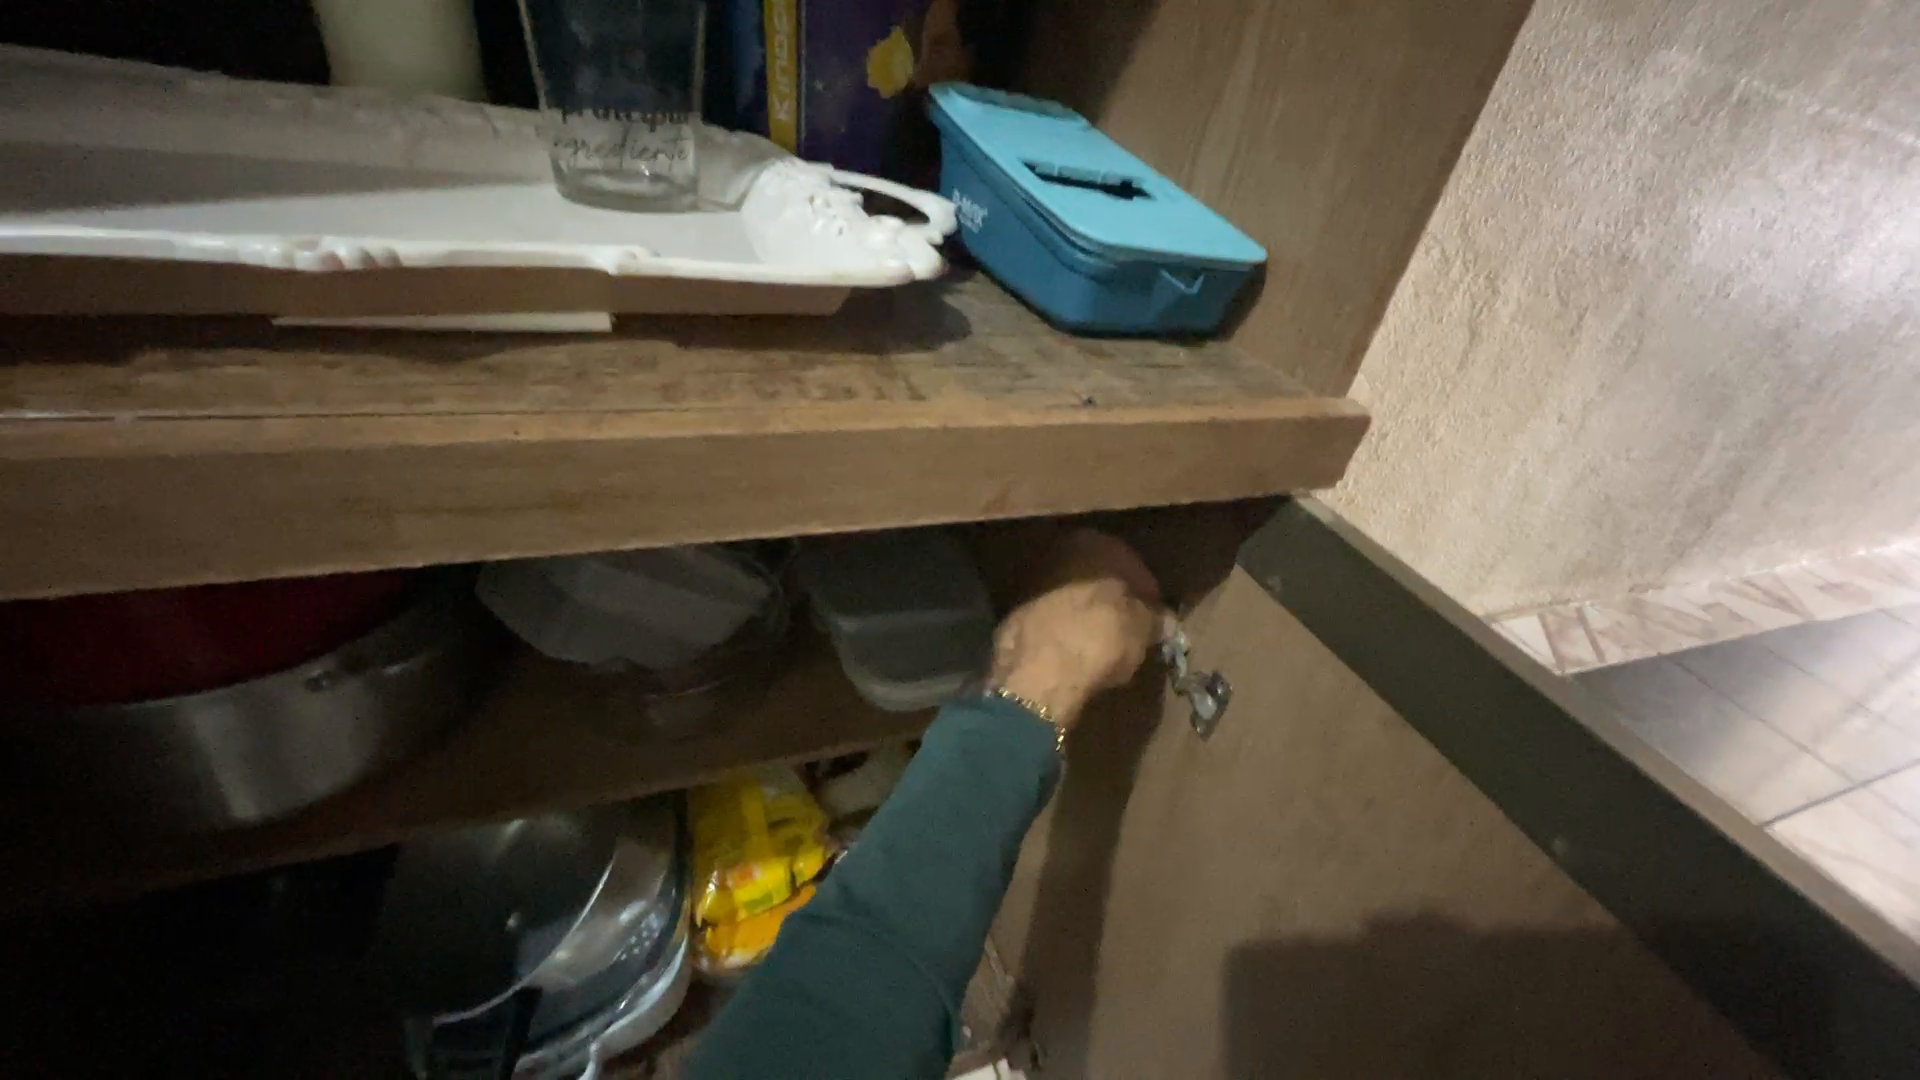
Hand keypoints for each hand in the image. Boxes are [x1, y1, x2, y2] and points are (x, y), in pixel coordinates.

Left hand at [987, 529, 1165, 729]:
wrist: (1039, 669)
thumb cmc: (1101, 636)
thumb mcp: (1143, 629)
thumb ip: (1154, 619)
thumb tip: (1163, 621)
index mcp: (1093, 541)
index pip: (1129, 562)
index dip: (1144, 592)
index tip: (1154, 615)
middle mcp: (1058, 550)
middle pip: (1094, 575)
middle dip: (1110, 599)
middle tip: (1128, 627)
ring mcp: (1029, 579)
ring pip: (1068, 594)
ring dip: (1084, 613)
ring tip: (1101, 643)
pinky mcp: (1011, 610)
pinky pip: (1049, 615)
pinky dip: (1061, 628)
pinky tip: (1073, 650)